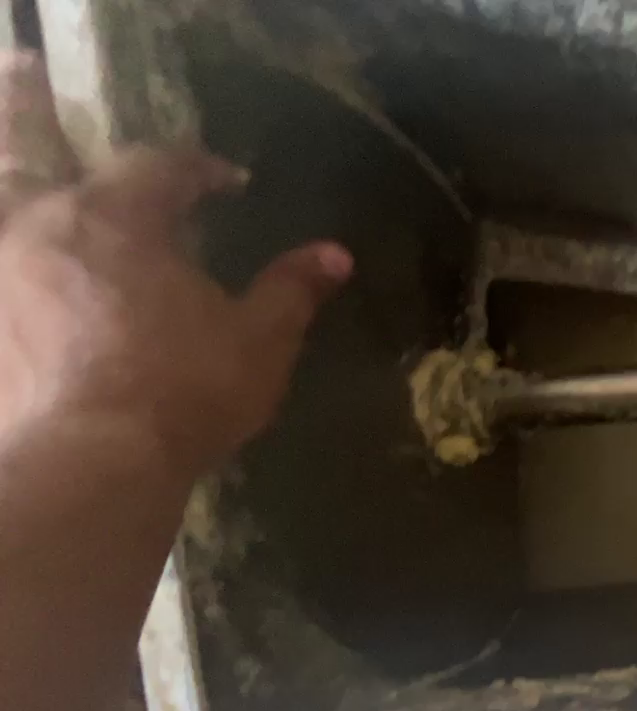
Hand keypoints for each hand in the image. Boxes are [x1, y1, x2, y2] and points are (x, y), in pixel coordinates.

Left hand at [0, 52, 350, 477]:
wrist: (97, 450)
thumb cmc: (193, 385)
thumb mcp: (263, 339)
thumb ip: (292, 289)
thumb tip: (335, 253)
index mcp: (117, 221)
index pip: (162, 167)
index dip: (201, 167)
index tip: (231, 179)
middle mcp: (36, 219)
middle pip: (22, 137)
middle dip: (28, 98)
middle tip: (28, 65)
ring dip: (5, 159)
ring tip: (18, 151)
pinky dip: (6, 232)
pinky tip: (21, 245)